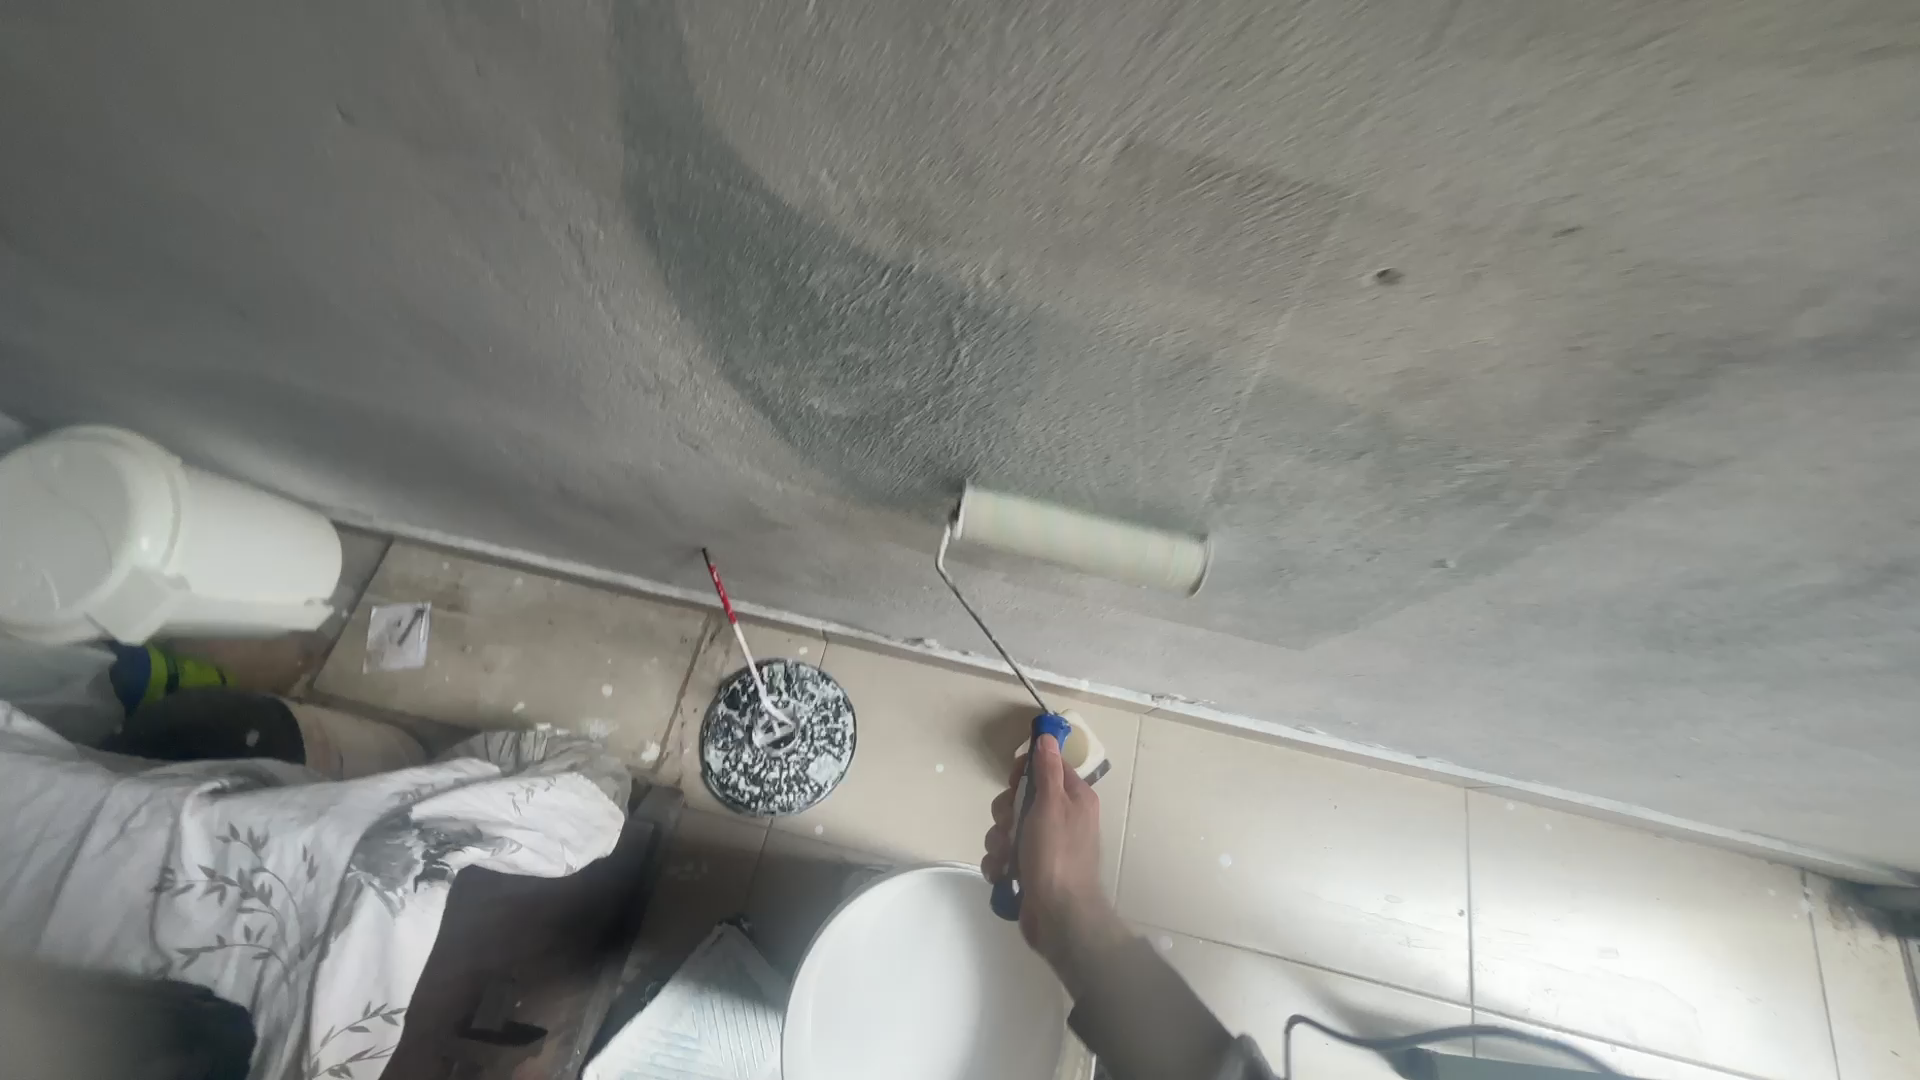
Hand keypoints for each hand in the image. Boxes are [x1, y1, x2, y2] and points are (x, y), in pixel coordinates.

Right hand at [981, 732, 1129, 992]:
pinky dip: (999, 863)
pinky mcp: (1028, 869)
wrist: (1058, 917)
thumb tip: (1047, 736)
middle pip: (1019, 798)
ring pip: (1006, 827)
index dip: (1026, 772)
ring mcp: (1043, 846)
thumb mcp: (1051, 804)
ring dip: (1000, 841)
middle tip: (1012, 825)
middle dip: (1006, 812)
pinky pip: (1002, 854)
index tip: (1015, 781)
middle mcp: (1060, 819)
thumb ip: (1047, 770)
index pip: (1046, 768)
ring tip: (1008, 857)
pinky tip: (1004, 873)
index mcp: (1073, 799)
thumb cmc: (1057, 855)